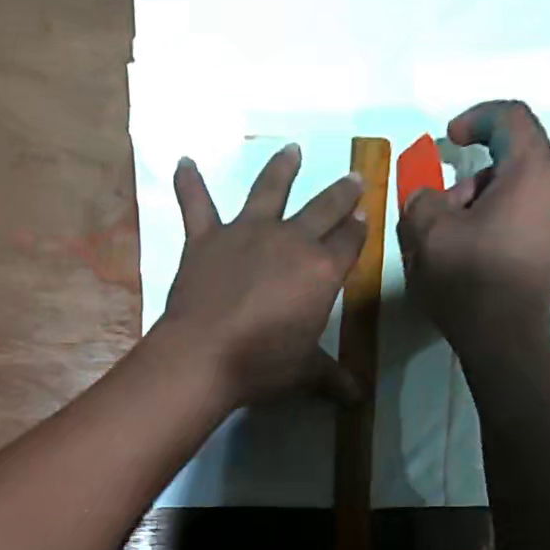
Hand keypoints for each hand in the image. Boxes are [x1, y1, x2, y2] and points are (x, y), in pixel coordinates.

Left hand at [153, 144, 366, 406]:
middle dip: (341, 193)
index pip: (350, 241)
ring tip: (292, 150)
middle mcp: (290, 240)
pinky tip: (184, 161)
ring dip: (282, 169)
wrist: (205, 355)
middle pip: (323, 208)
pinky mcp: (206, 238)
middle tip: (352, 179)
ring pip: (269, 190)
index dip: (359, 229)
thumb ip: (333, 377)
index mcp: (322, 270)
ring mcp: (246, 233)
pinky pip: (197, 204)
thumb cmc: (263, 363)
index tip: (365, 216)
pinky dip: (189, 183)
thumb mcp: (305, 371)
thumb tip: (359, 399)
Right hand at [397, 101, 549, 354]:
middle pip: (514, 156)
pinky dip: (498, 217)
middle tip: (441, 206)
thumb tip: (430, 197)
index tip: (449, 139)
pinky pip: (526, 212)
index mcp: (535, 169)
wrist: (504, 339)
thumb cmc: (469, 279)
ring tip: (450, 236)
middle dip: (471, 175)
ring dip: (481, 200)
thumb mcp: (427, 232)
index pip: (511, 117)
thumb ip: (422, 197)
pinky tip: (472, 248)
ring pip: (519, 187)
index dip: (475, 118)